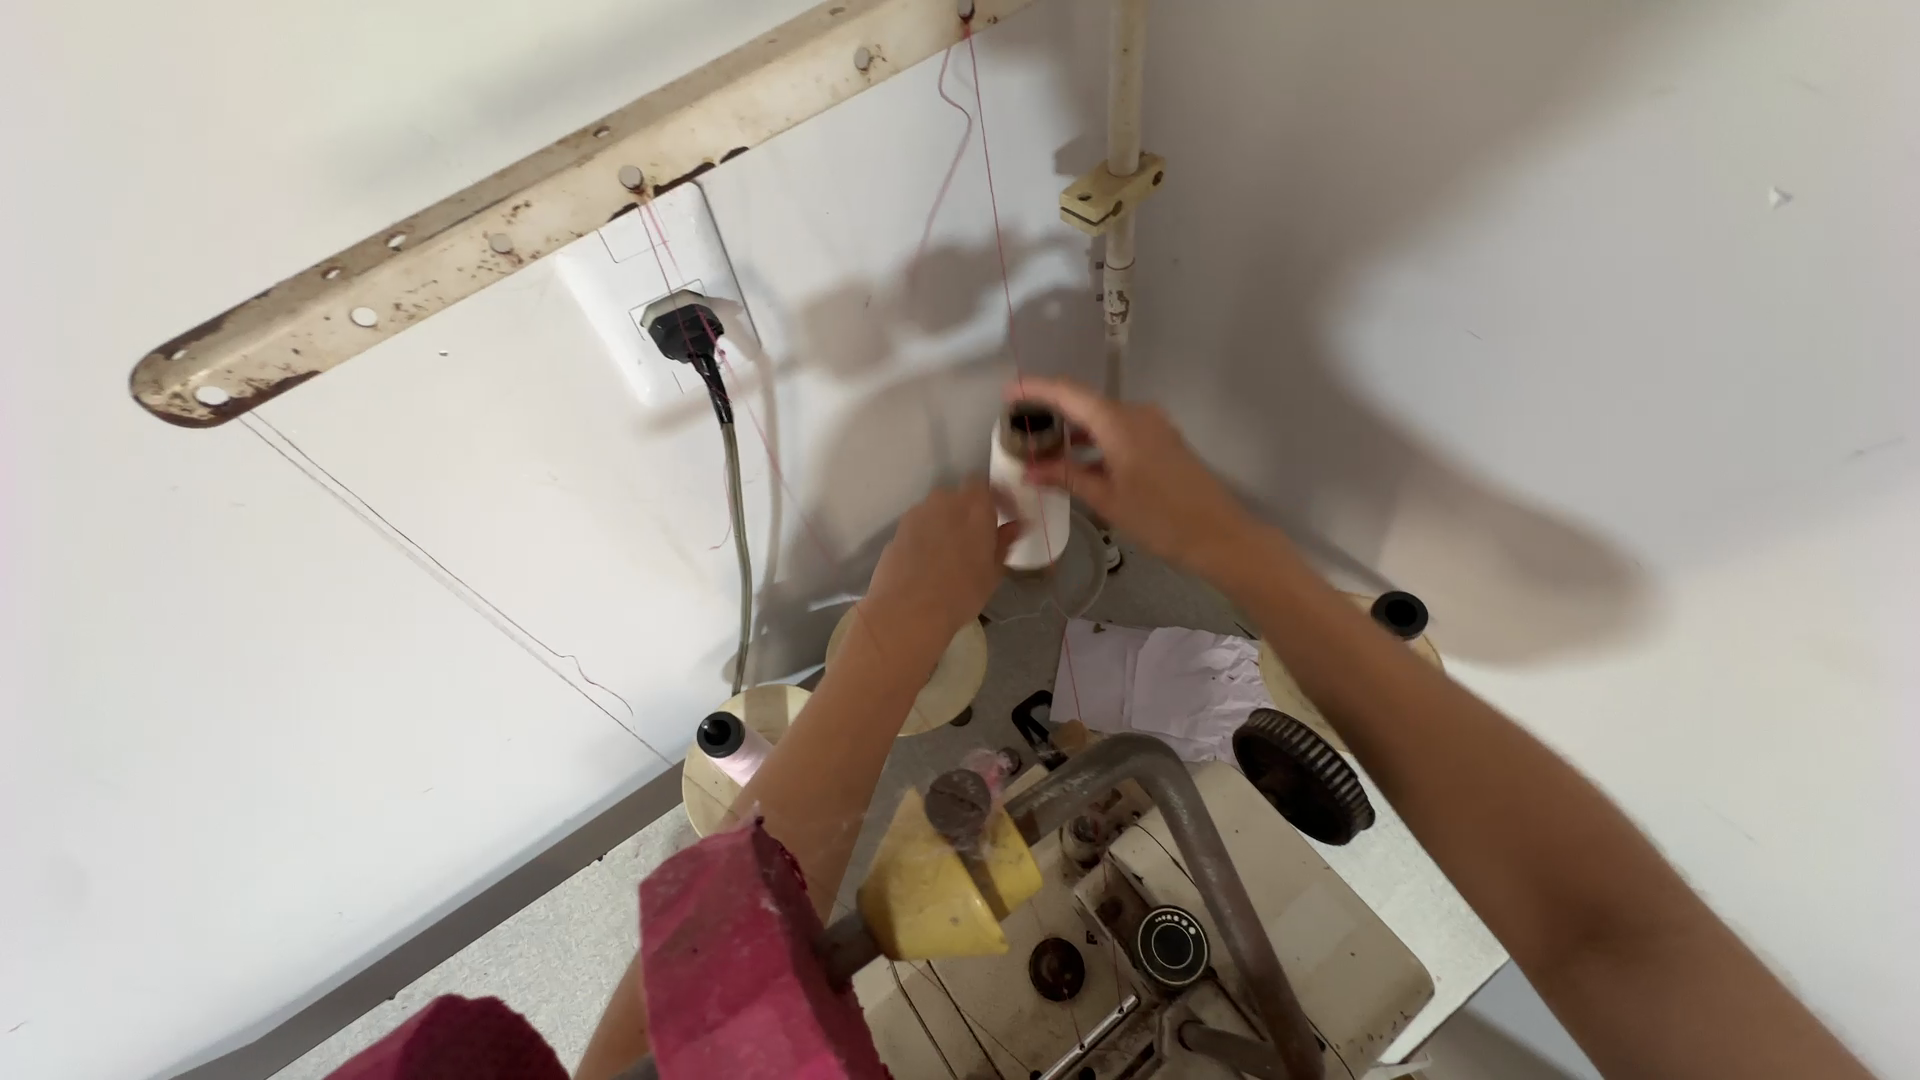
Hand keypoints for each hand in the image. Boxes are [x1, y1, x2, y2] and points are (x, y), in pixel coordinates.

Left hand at [862, 479, 1019, 657]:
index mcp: (974, 506)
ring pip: (936, 511)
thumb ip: (1003, 543)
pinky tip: (927, 563)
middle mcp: (944, 501)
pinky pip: (918, 527)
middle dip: (967, 512)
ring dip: (945, 524)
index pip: (984, 485)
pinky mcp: (897, 530)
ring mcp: (916, 514)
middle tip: (975, 539)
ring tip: (949, 553)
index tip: (1000, 517)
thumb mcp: (993, 572)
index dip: (992, 499)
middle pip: (958, 497)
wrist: (908, 610)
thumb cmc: (961, 592)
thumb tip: (1013, 527)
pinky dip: (925, 537)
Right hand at [1008, 377, 1255, 572]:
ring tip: (1042, 448)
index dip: (1036, 390)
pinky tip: (1077, 460)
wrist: (1219, 535)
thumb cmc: (1160, 518)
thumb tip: (1029, 469)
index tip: (1009, 392)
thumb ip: (1065, 477)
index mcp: (1119, 422)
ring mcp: (1153, 426)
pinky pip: (1118, 430)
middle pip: (1085, 403)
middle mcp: (1136, 414)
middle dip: (1051, 412)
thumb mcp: (1106, 499)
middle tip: (1020, 428)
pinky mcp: (1161, 441)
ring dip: (1072, 430)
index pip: (1069, 393)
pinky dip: (1093, 440)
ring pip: (1102, 418)